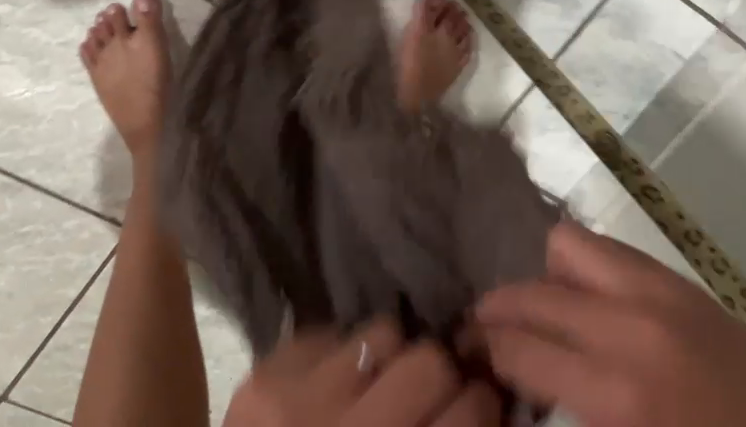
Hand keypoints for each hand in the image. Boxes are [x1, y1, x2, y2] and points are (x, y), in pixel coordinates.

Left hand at [78, 0, 170, 159]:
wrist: (144, 121)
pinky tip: (91, 44)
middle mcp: (113, 45)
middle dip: (112, 15)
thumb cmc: (159, 84)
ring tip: (105, 26)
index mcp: (132, 36)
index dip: (132, 5)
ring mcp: (102, 62)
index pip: (125, 11)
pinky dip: (88, 45)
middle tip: (118, 13)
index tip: (137, 6)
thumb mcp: (160, 48)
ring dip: (100, 28)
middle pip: (108, 22)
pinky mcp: (97, 78)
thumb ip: (151, 19)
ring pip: (96, 36)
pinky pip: (87, 55)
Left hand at [226, 319, 501, 426]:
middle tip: (430, 390)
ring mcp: (299, 401)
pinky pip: (327, 332)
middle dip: (440, 373)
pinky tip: (330, 384)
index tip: (478, 403)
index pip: (469, 414)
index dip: (482, 402)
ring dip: (387, 356)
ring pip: (381, 331)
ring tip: (375, 381)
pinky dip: (337, 355)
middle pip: (429, 362)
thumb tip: (480, 400)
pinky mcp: (263, 378)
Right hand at [473, 223, 745, 426]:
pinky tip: (589, 311)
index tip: (462, 359)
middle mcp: (633, 323)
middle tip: (482, 340)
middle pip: (532, 293)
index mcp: (621, 390)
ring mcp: (664, 294)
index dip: (480, 352)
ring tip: (542, 321)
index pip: (519, 347)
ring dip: (542, 281)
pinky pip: (610, 253)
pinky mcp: (685, 285)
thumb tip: (514, 394)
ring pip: (566, 247)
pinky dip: (583, 271)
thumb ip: (566, 413)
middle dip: (495, 314)